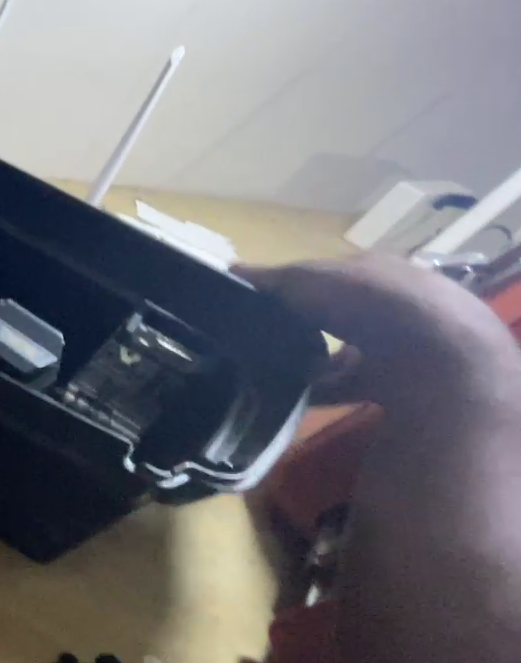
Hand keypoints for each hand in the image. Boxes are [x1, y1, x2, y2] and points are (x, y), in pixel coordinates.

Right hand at [239, 254, 520, 415]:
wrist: (436, 358)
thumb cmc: (368, 302)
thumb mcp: (303, 277)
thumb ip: (264, 277)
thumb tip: (226, 272)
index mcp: (377, 270)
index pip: (325, 276)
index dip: (290, 287)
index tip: (258, 303)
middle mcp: (394, 303)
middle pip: (332, 314)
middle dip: (298, 326)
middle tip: (262, 336)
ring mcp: (401, 343)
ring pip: (340, 350)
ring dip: (307, 360)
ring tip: (273, 367)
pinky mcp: (399, 377)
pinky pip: (347, 383)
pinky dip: (319, 389)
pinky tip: (293, 392)